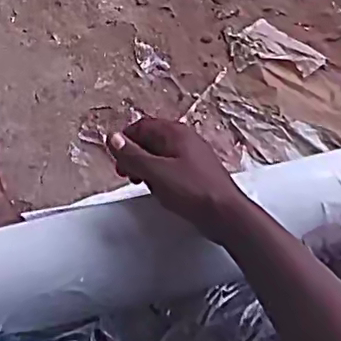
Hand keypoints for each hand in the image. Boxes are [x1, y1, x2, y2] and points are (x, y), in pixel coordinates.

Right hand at [108, 118, 251, 241]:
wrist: (226, 215)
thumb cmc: (195, 191)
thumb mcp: (156, 172)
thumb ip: (132, 155)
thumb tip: (113, 138)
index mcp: (175, 133)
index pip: (141, 126)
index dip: (125, 140)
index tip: (116, 156)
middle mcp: (185, 139)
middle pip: (150, 139)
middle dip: (135, 155)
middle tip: (127, 173)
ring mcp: (192, 156)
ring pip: (160, 154)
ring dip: (146, 167)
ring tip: (143, 183)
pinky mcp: (196, 173)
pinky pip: (171, 167)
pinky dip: (160, 176)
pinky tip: (161, 190)